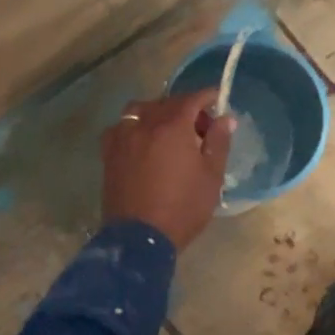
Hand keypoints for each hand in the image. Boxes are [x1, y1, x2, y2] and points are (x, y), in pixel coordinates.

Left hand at [101, 88, 236, 248]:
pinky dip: (135, 126)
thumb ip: (218, 142)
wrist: (139, 238)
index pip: (192, 99)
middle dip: (186, 107)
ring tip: (168, 130)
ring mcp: (123, 137)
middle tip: (200, 126)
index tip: (218, 98)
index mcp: (173, 126)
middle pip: (167, 103)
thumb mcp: (211, 176)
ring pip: (141, 110)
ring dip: (157, 112)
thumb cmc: (183, 207)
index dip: (207, 96)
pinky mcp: (109, 153)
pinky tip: (142, 141)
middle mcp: (145, 124)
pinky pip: (122, 127)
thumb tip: (226, 117)